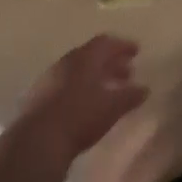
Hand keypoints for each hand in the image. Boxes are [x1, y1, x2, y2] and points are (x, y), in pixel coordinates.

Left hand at [15, 35, 148, 160]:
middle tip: (127, 73)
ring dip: (94, 77)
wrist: (37, 140)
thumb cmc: (80, 116)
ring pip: (77, 71)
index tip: (136, 52)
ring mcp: (49, 79)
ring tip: (108, 91)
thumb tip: (144, 88)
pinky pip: (64, 85)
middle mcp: (66, 62)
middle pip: (91, 55)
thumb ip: (130, 96)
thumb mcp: (112, 107)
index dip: (122, 45)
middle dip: (111, 63)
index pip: (105, 42)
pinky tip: (85, 105)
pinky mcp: (37, 98)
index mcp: (85, 58)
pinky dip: (79, 89)